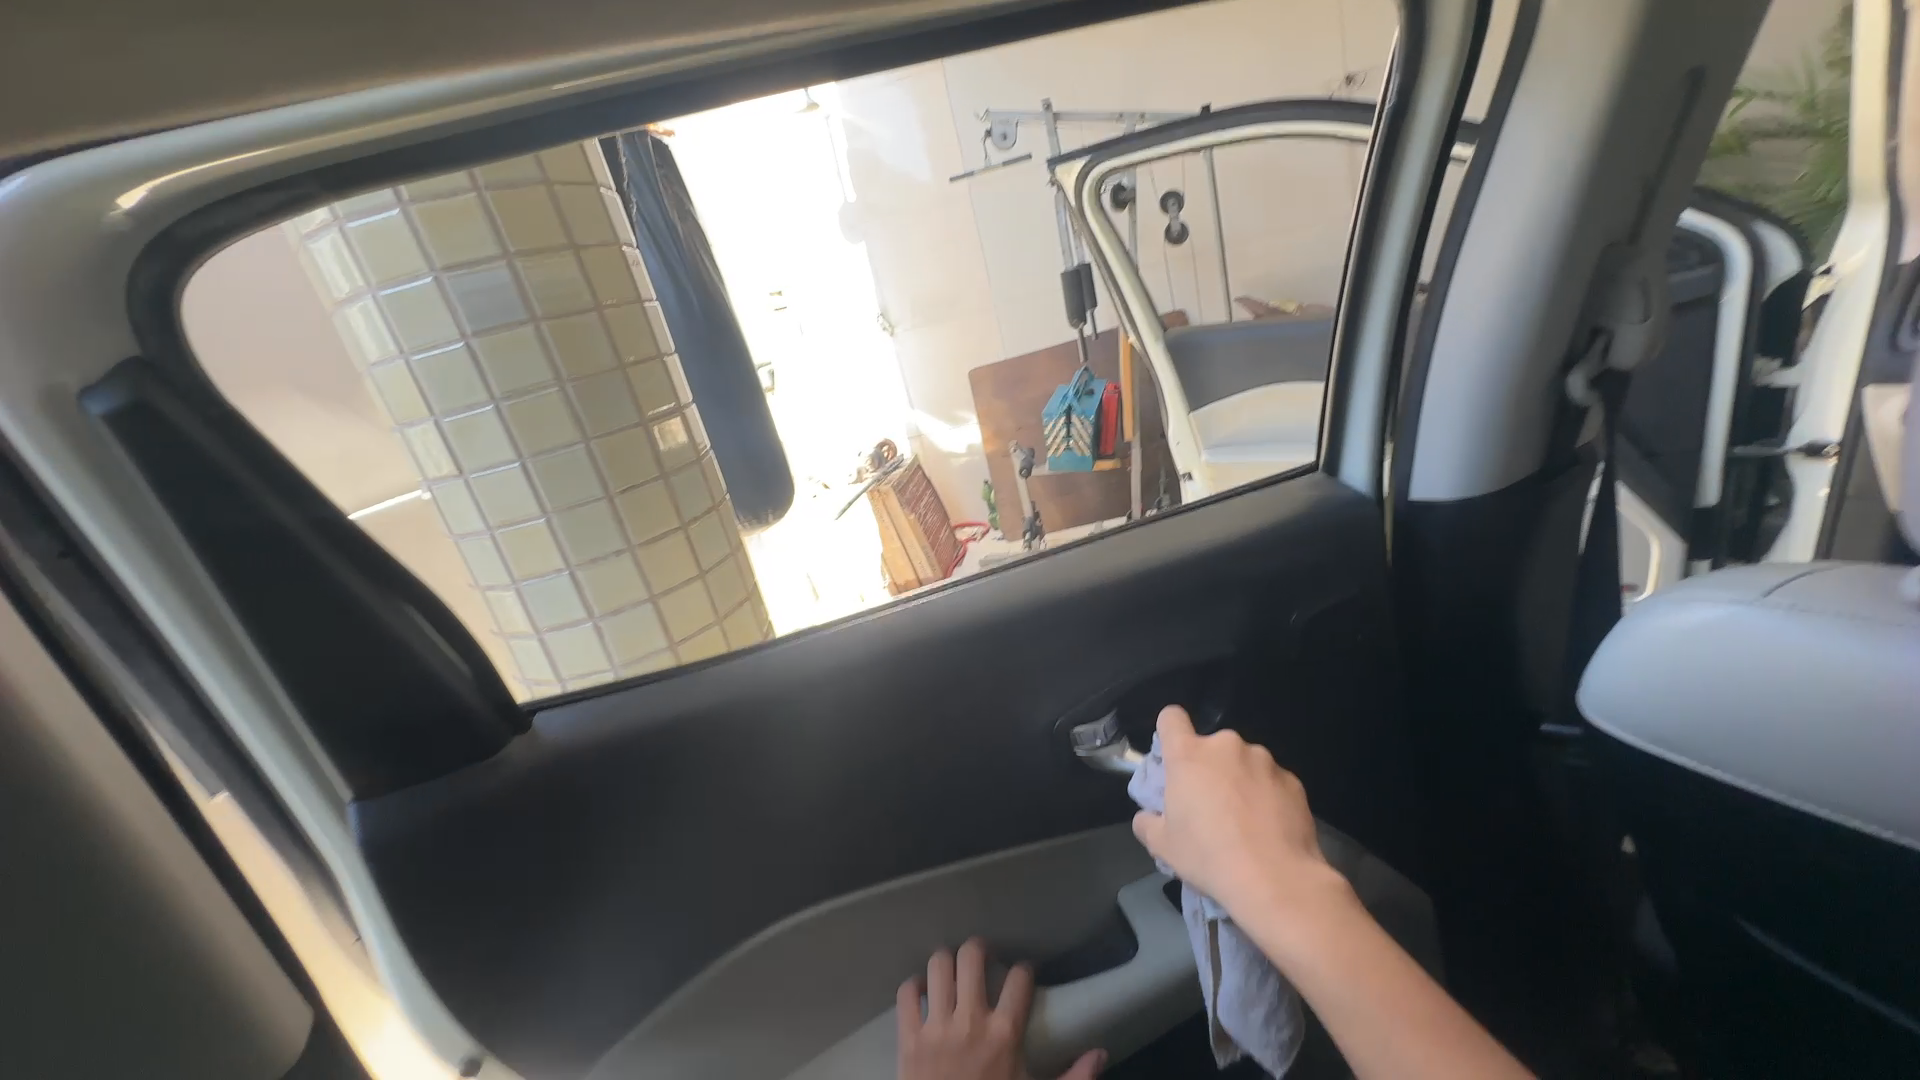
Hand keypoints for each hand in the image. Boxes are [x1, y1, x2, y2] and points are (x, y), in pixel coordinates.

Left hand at [898, 938, 1105, 1079]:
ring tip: (953, 970)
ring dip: (946, 962)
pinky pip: (906, 994)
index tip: (1024, 972)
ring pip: (938, 966)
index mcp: (1005, 1034)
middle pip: (972, 956)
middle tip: (985, 958)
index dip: (1025, 969)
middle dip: (980, 949)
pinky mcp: (908, 1038)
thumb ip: (1074, 1078)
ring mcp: (936, 1027)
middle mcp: (970, 1021)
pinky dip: (913, 986)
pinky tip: (923, 991)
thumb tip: (1101, 1052)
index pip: (1019, 978)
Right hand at [1130, 706, 1352, 926]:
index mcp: (1188, 755)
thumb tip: (1148, 817)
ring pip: (1244, 763)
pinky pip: (1272, 781)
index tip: (1173, 756)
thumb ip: (1147, 823)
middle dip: (1210, 768)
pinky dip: (1268, 796)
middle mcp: (1226, 746)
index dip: (1169, 731)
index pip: (1171, 718)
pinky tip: (1270, 828)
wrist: (1276, 880)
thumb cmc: (1209, 857)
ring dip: (1240, 781)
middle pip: (1211, 747)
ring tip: (1246, 821)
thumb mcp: (1163, 846)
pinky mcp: (1293, 780)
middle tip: (1211, 805)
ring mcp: (1263, 760)